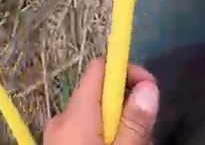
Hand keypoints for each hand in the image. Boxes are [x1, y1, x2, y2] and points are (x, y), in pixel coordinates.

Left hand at [43, 58, 157, 144]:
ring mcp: (55, 136)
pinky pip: (83, 131)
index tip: (150, 89)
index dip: (127, 71)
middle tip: (146, 133)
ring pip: (94, 115)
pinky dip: (101, 136)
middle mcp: (61, 117)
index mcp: (75, 112)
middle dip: (127, 105)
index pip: (100, 67)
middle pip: (100, 93)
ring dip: (117, 124)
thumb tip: (149, 86)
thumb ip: (134, 122)